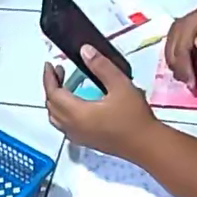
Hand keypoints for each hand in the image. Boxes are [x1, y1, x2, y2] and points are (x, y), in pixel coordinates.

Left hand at [43, 45, 159, 159]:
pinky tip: (77, 106)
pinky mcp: (87, 142)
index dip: (49, 78)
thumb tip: (84, 51)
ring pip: (57, 119)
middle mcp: (73, 127)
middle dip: (52, 88)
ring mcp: (79, 137)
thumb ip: (101, 67)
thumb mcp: (120, 85)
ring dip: (56, 102)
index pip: (53, 94)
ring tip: (65, 88)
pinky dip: (64, 113)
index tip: (50, 64)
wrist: (147, 145)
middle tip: (60, 72)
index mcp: (77, 113)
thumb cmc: (134, 116)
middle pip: (52, 106)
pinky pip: (66, 127)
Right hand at [165, 1, 196, 95]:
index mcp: (185, 28)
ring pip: (172, 60)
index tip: (194, 86)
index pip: (180, 54)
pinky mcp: (175, 39)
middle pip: (172, 59)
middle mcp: (175, 31)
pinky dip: (186, 66)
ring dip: (186, 71)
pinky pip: (175, 57)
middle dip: (184, 75)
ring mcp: (173, 35)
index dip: (186, 71)